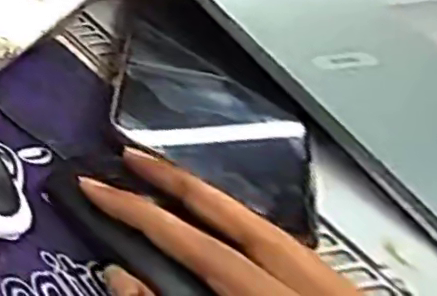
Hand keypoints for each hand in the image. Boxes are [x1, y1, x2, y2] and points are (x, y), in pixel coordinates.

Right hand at [81, 148, 354, 295]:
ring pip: (274, 232)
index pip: (192, 242)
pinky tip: (235, 229)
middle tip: (130, 155)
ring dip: (214, 201)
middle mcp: (318, 289)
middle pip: (239, 220)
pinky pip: (299, 252)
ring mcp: (345, 293)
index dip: (134, 210)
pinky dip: (254, 230)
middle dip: (177, 182)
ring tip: (172, 181)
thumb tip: (119, 275)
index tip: (90, 186)